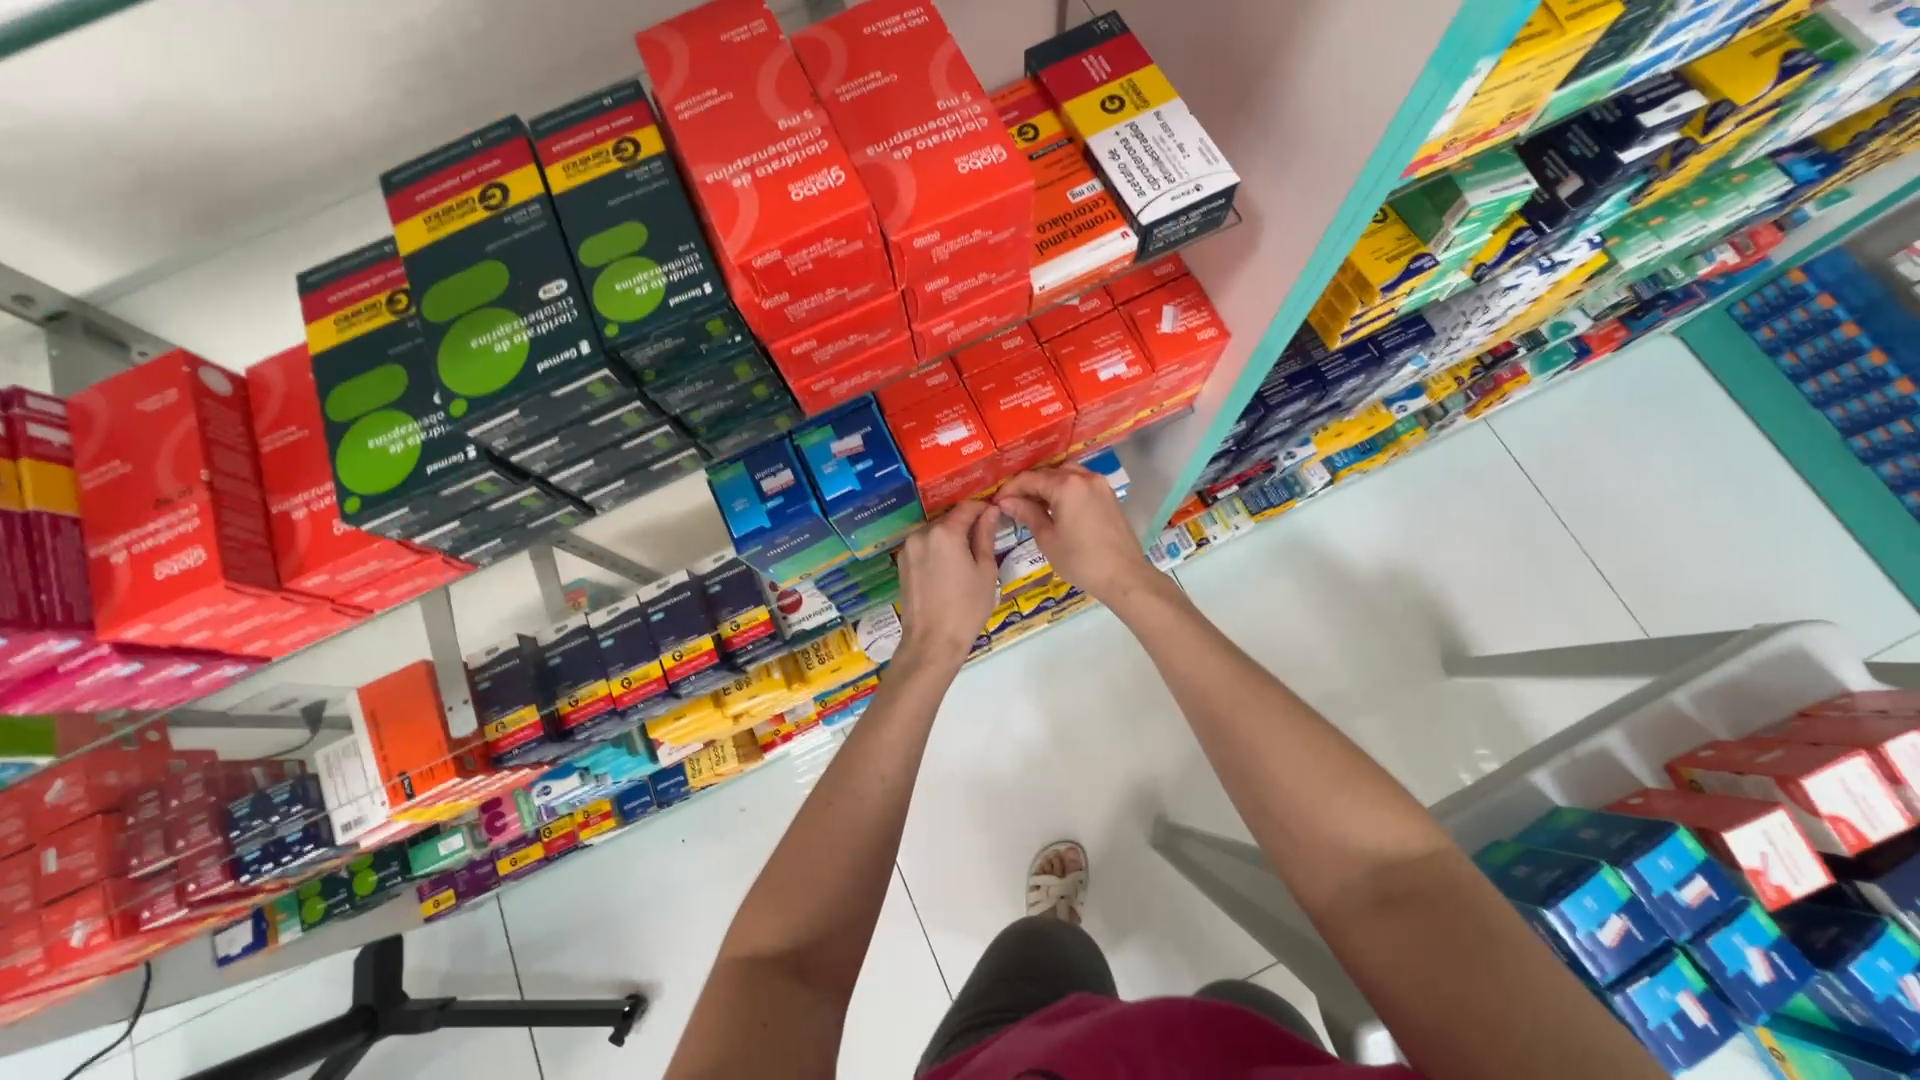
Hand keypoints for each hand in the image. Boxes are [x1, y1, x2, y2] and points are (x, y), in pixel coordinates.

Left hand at [894, 500, 1002, 669]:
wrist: (932, 642)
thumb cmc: (967, 608)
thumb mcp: (985, 571)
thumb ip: (986, 536)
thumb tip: (991, 511)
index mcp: (945, 533)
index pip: (967, 508)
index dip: (984, 508)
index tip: (996, 515)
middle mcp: (922, 534)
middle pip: (949, 519)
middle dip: (967, 524)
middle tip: (985, 540)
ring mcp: (908, 549)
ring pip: (935, 533)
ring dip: (951, 538)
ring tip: (968, 558)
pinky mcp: (902, 564)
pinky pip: (924, 547)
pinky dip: (938, 550)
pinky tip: (950, 569)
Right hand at [995, 466, 1160, 603]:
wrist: (1124, 576)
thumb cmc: (1081, 561)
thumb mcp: (1047, 539)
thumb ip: (1027, 514)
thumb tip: (1006, 502)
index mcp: (1066, 485)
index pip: (1030, 479)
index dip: (1010, 489)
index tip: (997, 502)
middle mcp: (1084, 477)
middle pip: (1049, 473)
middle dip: (1029, 485)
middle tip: (1013, 503)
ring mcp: (1100, 484)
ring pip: (1067, 474)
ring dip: (1048, 485)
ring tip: (1034, 504)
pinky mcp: (1109, 495)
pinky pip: (1081, 483)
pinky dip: (1066, 489)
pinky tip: (1057, 507)